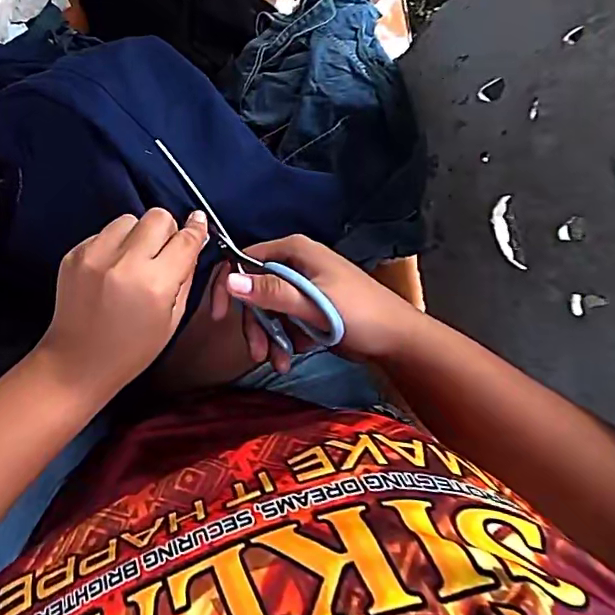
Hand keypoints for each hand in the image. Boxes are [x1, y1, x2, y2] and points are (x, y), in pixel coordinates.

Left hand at [36, 208, 208, 397]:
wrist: (76, 363)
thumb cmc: (131, 350)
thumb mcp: (172, 318)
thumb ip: (186, 276)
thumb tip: (194, 242)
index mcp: (154, 284)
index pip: (185, 239)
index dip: (196, 230)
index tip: (198, 223)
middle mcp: (124, 263)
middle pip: (158, 217)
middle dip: (167, 230)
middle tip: (162, 252)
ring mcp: (94, 256)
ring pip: (129, 219)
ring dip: (138, 235)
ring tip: (133, 262)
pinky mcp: (74, 255)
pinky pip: (104, 233)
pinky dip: (114, 246)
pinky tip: (111, 271)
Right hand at [209, 234, 428, 369]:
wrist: (397, 340)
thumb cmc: (359, 314)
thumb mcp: (312, 304)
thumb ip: (271, 292)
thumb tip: (229, 281)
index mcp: (295, 251)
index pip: (244, 260)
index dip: (228, 286)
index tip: (217, 316)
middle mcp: (296, 264)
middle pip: (255, 290)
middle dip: (255, 324)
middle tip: (258, 352)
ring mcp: (303, 287)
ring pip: (269, 310)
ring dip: (269, 338)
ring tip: (279, 363)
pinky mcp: (310, 308)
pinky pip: (285, 321)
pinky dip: (284, 340)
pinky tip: (292, 357)